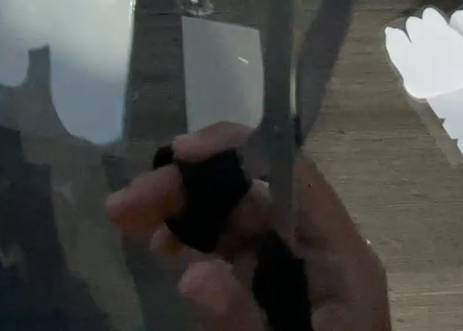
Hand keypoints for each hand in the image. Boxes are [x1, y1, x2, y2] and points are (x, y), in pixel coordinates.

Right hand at [105, 123, 390, 330]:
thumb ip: (243, 323)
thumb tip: (192, 278)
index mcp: (338, 258)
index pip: (289, 173)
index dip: (233, 150)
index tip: (178, 154)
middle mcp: (312, 246)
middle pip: (242, 187)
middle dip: (180, 185)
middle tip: (124, 204)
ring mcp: (287, 262)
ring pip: (224, 208)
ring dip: (172, 204)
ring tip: (123, 216)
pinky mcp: (264, 281)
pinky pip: (221, 238)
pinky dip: (184, 232)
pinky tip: (159, 245)